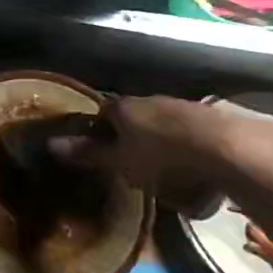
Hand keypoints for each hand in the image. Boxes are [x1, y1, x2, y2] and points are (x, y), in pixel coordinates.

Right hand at [53, 95, 272, 207]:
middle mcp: (149, 100)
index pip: (101, 114)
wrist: (223, 147)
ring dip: (157, 143)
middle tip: (129, 166)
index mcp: (123, 107)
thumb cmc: (160, 154)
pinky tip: (190, 169)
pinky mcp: (207, 118)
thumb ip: (88, 154)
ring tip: (161, 172)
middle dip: (129, 139)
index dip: (96, 132)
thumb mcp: (119, 161)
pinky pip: (185, 134)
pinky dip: (183, 148)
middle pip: (132, 119)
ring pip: (160, 125)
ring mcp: (180, 107)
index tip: (96, 152)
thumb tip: (50, 144)